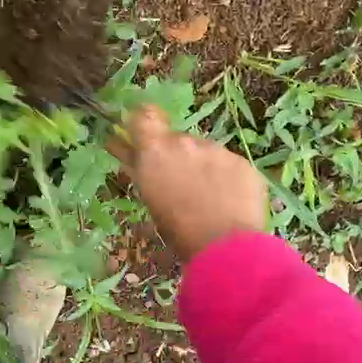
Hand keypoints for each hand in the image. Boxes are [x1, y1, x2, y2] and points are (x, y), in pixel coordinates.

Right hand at [116, 104, 268, 261]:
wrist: (226, 246)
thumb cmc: (176, 227)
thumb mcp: (147, 195)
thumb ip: (136, 166)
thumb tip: (117, 144)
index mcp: (155, 149)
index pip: (144, 115)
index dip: (143, 121)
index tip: (145, 134)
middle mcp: (185, 141)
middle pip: (177, 139)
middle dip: (177, 155)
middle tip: (179, 182)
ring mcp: (217, 150)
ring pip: (204, 152)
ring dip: (202, 167)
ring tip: (208, 197)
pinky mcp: (244, 163)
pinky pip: (228, 165)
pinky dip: (226, 178)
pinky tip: (228, 201)